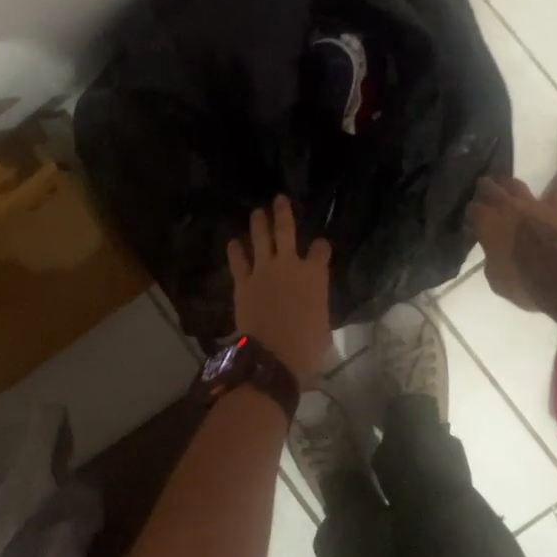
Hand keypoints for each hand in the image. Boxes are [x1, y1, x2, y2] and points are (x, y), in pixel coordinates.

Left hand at [227, 196, 331, 384]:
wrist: (273, 357)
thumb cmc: (307, 346)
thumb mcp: (324, 325)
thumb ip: (318, 306)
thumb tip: (314, 306)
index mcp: (315, 275)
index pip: (321, 250)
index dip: (321, 247)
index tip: (319, 247)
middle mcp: (289, 264)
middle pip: (286, 230)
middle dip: (283, 213)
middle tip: (279, 199)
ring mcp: (264, 270)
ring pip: (260, 238)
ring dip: (258, 223)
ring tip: (257, 212)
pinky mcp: (244, 281)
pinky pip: (238, 260)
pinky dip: (235, 250)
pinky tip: (232, 243)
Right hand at [467, 176, 556, 312]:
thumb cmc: (522, 281)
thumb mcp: (495, 278)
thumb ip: (491, 258)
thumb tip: (494, 254)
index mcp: (486, 221)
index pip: (471, 208)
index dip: (472, 214)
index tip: (473, 222)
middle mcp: (506, 205)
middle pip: (488, 185)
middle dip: (485, 189)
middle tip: (486, 197)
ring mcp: (533, 203)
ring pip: (516, 183)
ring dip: (511, 188)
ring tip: (511, 195)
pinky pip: (554, 197)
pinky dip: (551, 201)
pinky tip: (551, 208)